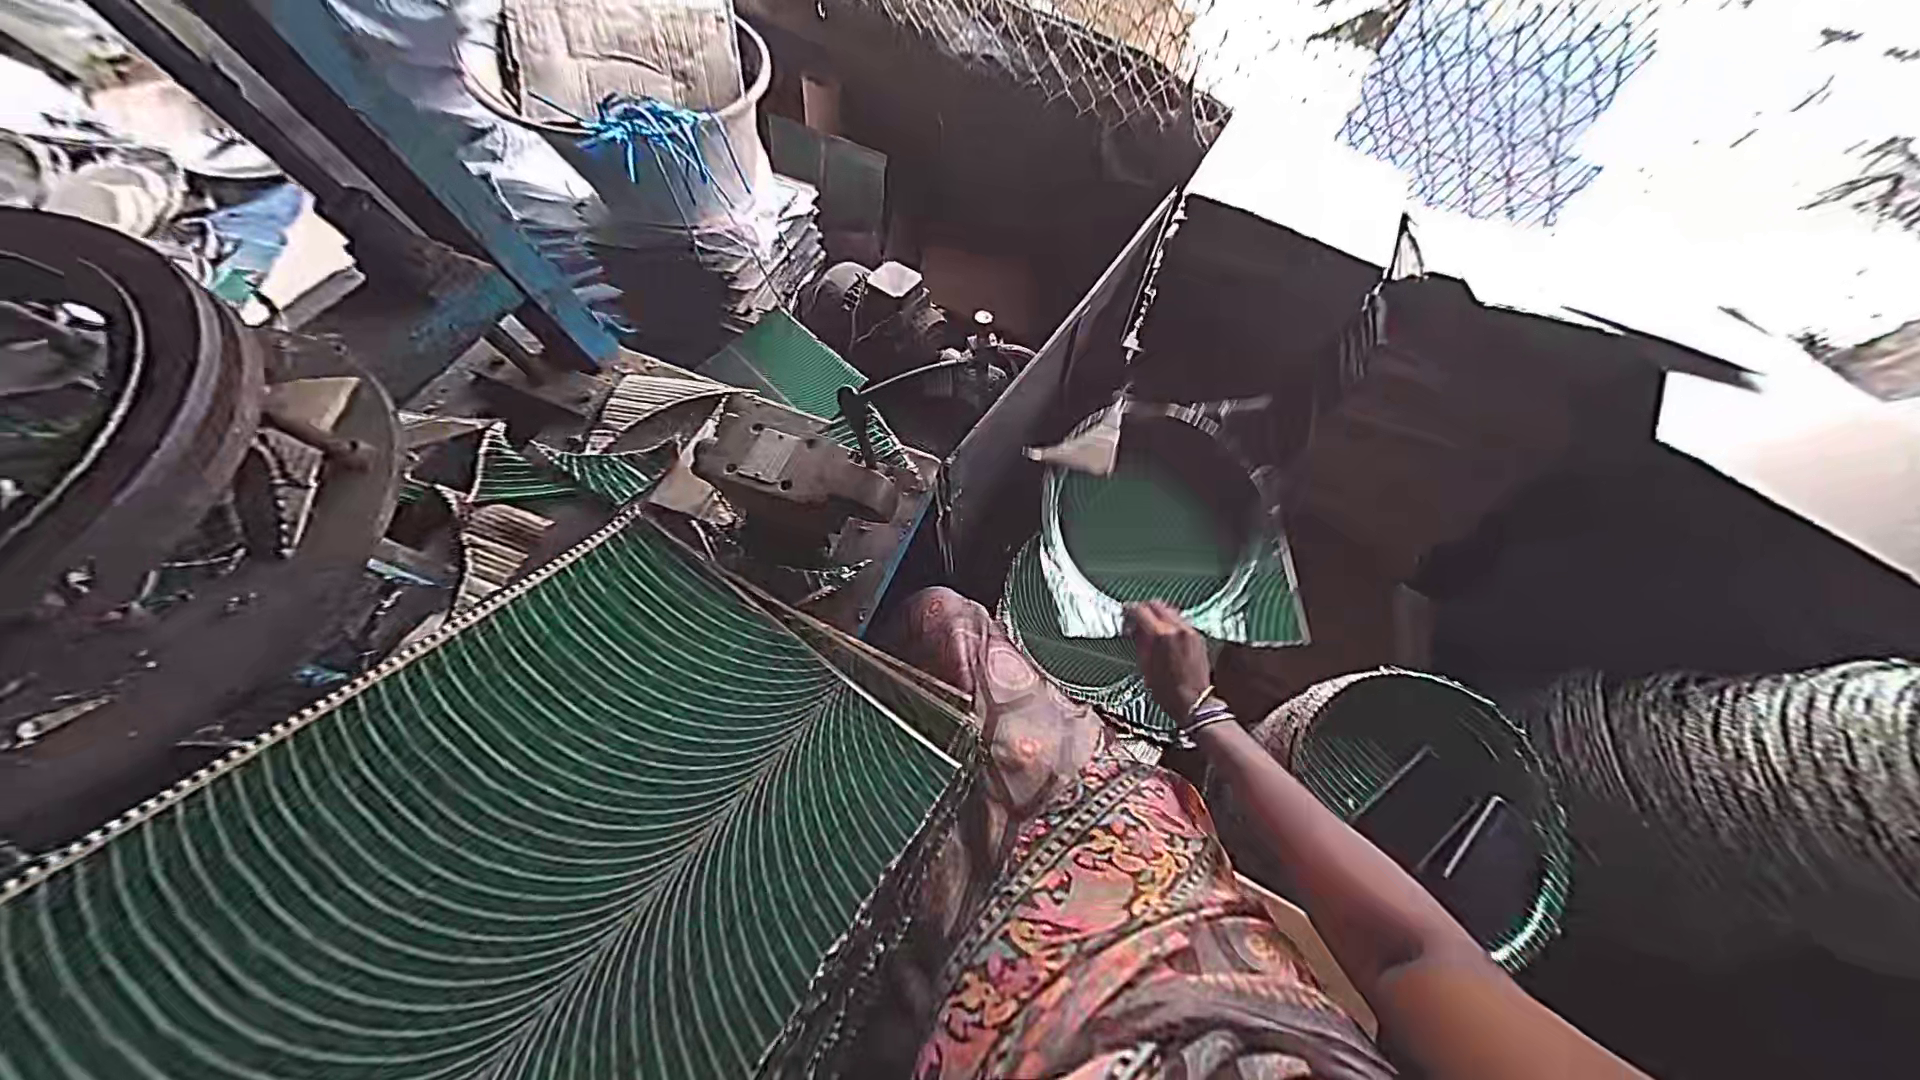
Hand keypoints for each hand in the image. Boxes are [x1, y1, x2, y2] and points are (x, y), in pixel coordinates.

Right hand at [1124, 600, 1212, 720]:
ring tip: (1149, 627)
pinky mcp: (1197, 636)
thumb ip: (1139, 641)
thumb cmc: (1166, 690)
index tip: (1124, 615)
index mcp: (1161, 635)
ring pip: (1169, 610)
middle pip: (1156, 604)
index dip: (1129, 611)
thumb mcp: (1144, 665)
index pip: (1140, 610)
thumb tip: (1133, 627)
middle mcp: (1177, 628)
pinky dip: (1169, 622)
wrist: (1193, 702)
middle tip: (1135, 619)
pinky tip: (1164, 634)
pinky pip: (1180, 620)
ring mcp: (1190, 631)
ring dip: (1157, 614)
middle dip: (1143, 609)